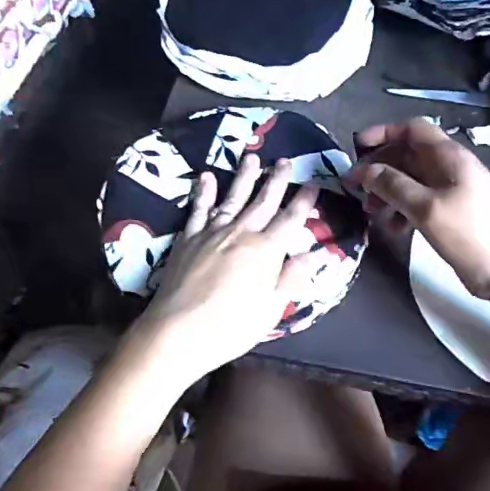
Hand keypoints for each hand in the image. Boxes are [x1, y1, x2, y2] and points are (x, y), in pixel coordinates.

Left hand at [128, 154, 327, 381]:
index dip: (303, 201)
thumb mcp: (271, 308)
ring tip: (252, 158)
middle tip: (286, 161)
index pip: (290, 219)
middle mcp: (241, 233)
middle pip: (263, 201)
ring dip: (244, 177)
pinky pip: (198, 209)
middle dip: (277, 180)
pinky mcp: (188, 239)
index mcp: (266, 250)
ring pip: (233, 198)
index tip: (313, 184)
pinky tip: (207, 177)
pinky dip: (204, 192)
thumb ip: (291, 278)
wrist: (176, 332)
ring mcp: (211, 233)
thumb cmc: (230, 327)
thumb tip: (313, 254)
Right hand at [347, 119, 489, 296]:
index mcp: (450, 157)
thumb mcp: (424, 208)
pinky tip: (394, 228)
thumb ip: (392, 185)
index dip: (384, 133)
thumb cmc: (465, 234)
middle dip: (381, 168)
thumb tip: (366, 170)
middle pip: (409, 154)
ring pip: (412, 179)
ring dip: (388, 191)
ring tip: (371, 212)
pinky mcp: (453, 210)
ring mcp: (454, 188)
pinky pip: (421, 199)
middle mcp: (452, 166)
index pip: (413, 129)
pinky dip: (403, 208)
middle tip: (356, 188)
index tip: (357, 149)